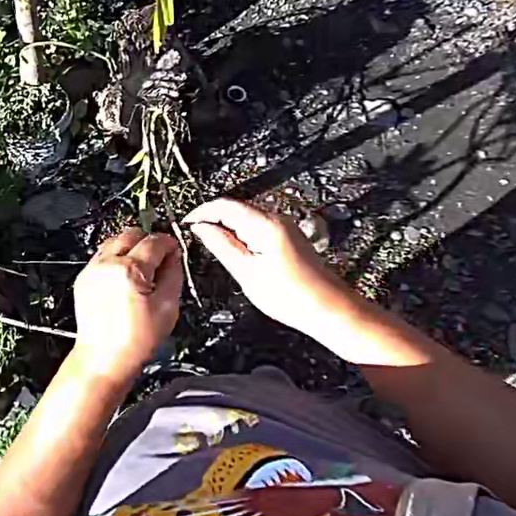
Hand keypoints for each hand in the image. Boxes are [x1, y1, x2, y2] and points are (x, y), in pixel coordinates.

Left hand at [68, 228, 183, 378]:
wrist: (104, 359)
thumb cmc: (133, 341)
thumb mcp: (167, 307)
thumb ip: (174, 274)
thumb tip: (175, 257)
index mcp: (128, 270)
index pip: (154, 241)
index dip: (169, 243)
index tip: (175, 250)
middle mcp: (106, 265)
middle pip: (132, 234)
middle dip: (149, 241)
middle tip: (161, 258)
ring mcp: (92, 271)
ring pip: (115, 242)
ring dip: (131, 248)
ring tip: (143, 270)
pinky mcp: (84, 279)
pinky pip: (102, 257)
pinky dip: (116, 259)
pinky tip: (126, 277)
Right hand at [184, 198, 360, 337]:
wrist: (330, 310)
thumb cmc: (292, 297)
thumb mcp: (246, 273)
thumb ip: (221, 246)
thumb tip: (200, 228)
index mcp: (266, 224)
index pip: (225, 206)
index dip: (201, 212)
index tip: (185, 222)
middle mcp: (277, 219)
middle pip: (235, 209)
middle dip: (212, 219)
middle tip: (194, 237)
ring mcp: (284, 227)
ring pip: (245, 219)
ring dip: (226, 228)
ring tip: (212, 247)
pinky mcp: (288, 237)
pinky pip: (257, 228)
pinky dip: (241, 236)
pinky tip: (236, 253)